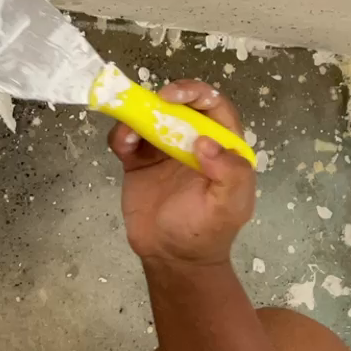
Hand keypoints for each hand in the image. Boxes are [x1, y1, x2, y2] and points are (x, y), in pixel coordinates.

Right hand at [110, 79, 256, 271]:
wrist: (171, 258)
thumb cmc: (204, 232)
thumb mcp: (227, 207)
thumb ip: (229, 174)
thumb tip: (205, 142)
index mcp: (221, 146)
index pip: (213, 106)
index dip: (195, 93)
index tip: (171, 96)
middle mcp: (192, 141)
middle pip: (178, 105)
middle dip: (160, 99)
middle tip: (145, 106)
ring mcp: (163, 150)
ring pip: (148, 116)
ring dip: (136, 115)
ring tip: (130, 136)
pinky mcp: (138, 161)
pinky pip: (127, 138)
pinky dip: (121, 136)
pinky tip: (123, 147)